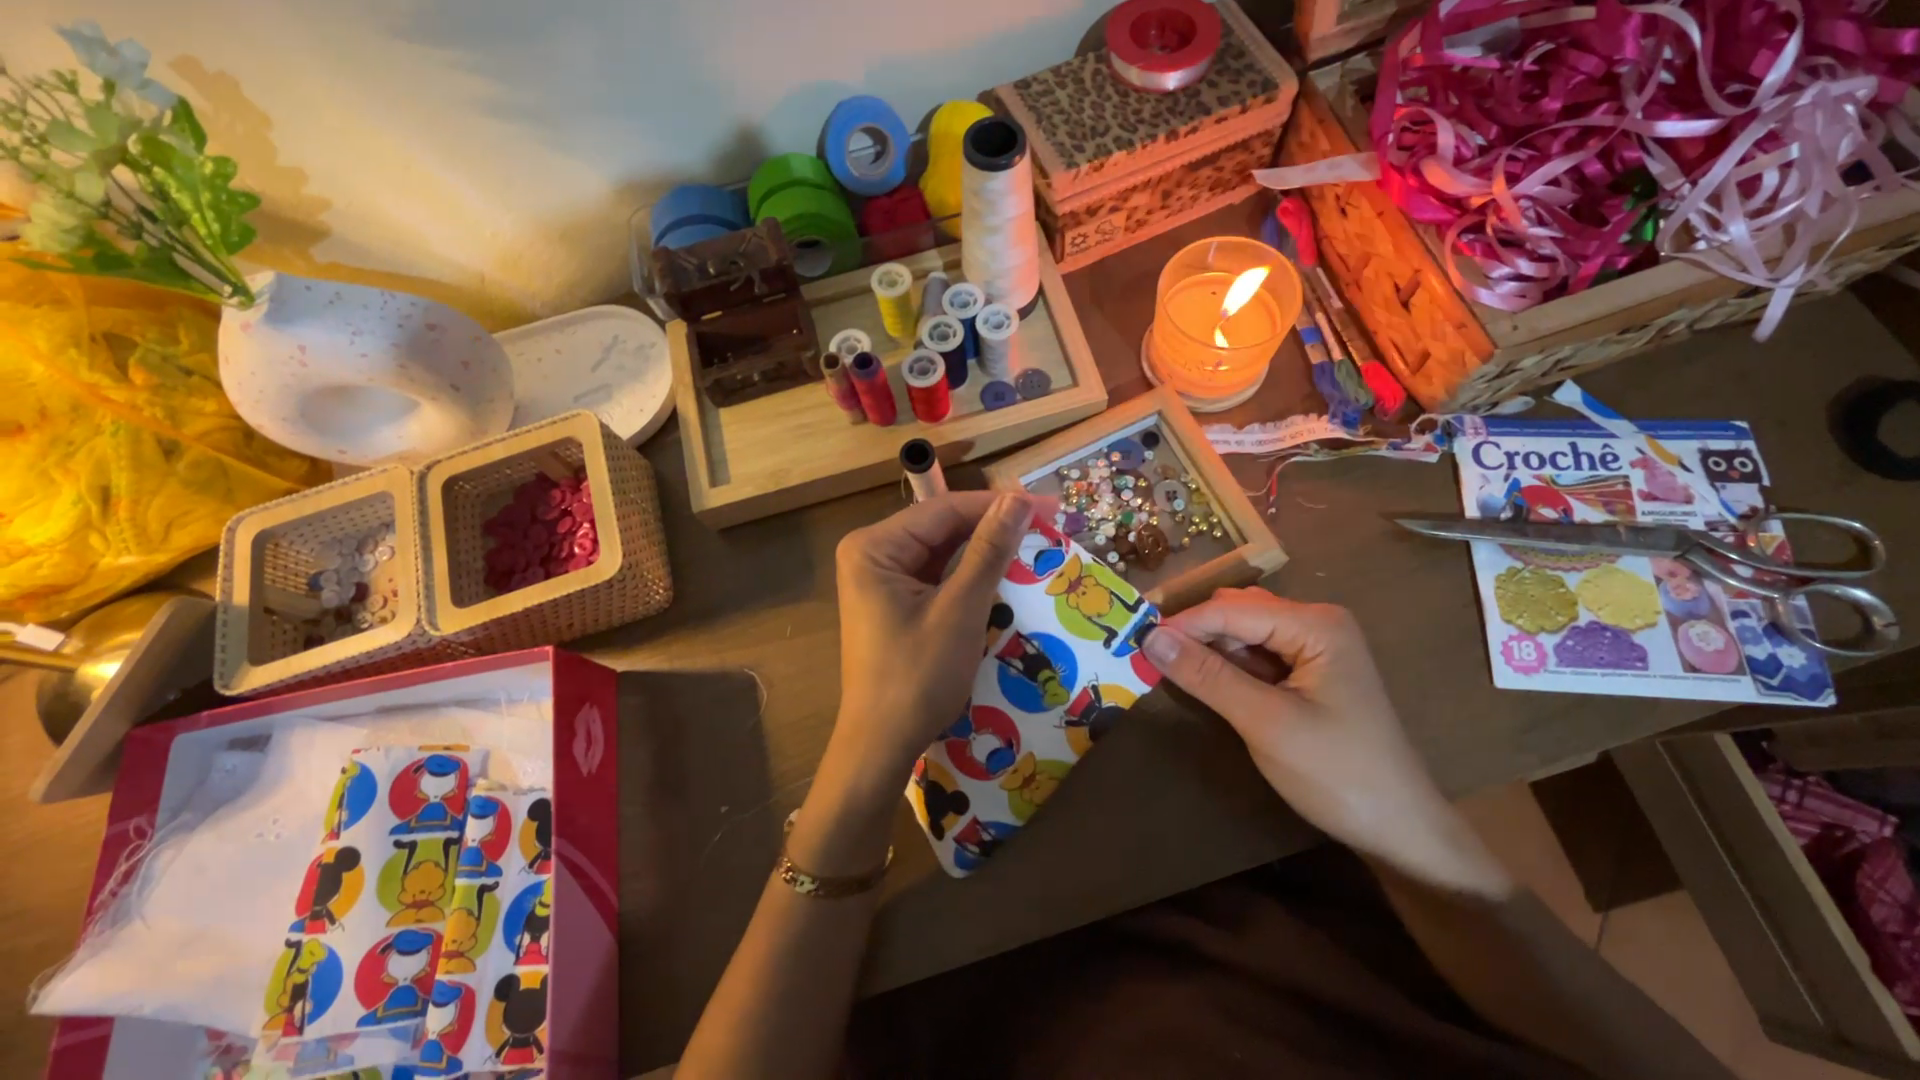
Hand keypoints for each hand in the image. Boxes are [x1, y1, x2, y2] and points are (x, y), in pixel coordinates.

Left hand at [795, 493, 1037, 871]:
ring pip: (942, 554)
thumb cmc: (917, 677)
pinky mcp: (892, 606)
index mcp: (874, 547)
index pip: (944, 510)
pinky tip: (1005, 579)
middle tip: (1048, 526)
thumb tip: (1018, 498)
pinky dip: (969, 580)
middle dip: (993, 529)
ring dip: (985, 554)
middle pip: (942, 529)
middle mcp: (871, 555)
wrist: (880, 746)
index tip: (1048, 506)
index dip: (998, 505)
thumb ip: (989, 550)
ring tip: (1036, 548)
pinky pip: (936, 580)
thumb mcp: (960, 610)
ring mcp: (880, 582)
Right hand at [1143, 589, 1511, 897]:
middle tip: (1141, 656)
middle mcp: (1317, 624)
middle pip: (1236, 613)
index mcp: (1317, 624)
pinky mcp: (1309, 676)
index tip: (1130, 641)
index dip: (1181, 624)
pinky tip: (1201, 683)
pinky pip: (1256, 658)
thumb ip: (1207, 676)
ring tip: (1162, 669)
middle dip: (1192, 632)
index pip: (1231, 610)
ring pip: (1242, 634)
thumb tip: (1150, 638)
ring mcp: (1315, 650)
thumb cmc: (1336, 772)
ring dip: (1205, 650)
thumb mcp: (1265, 722)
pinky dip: (1225, 668)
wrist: (1399, 828)